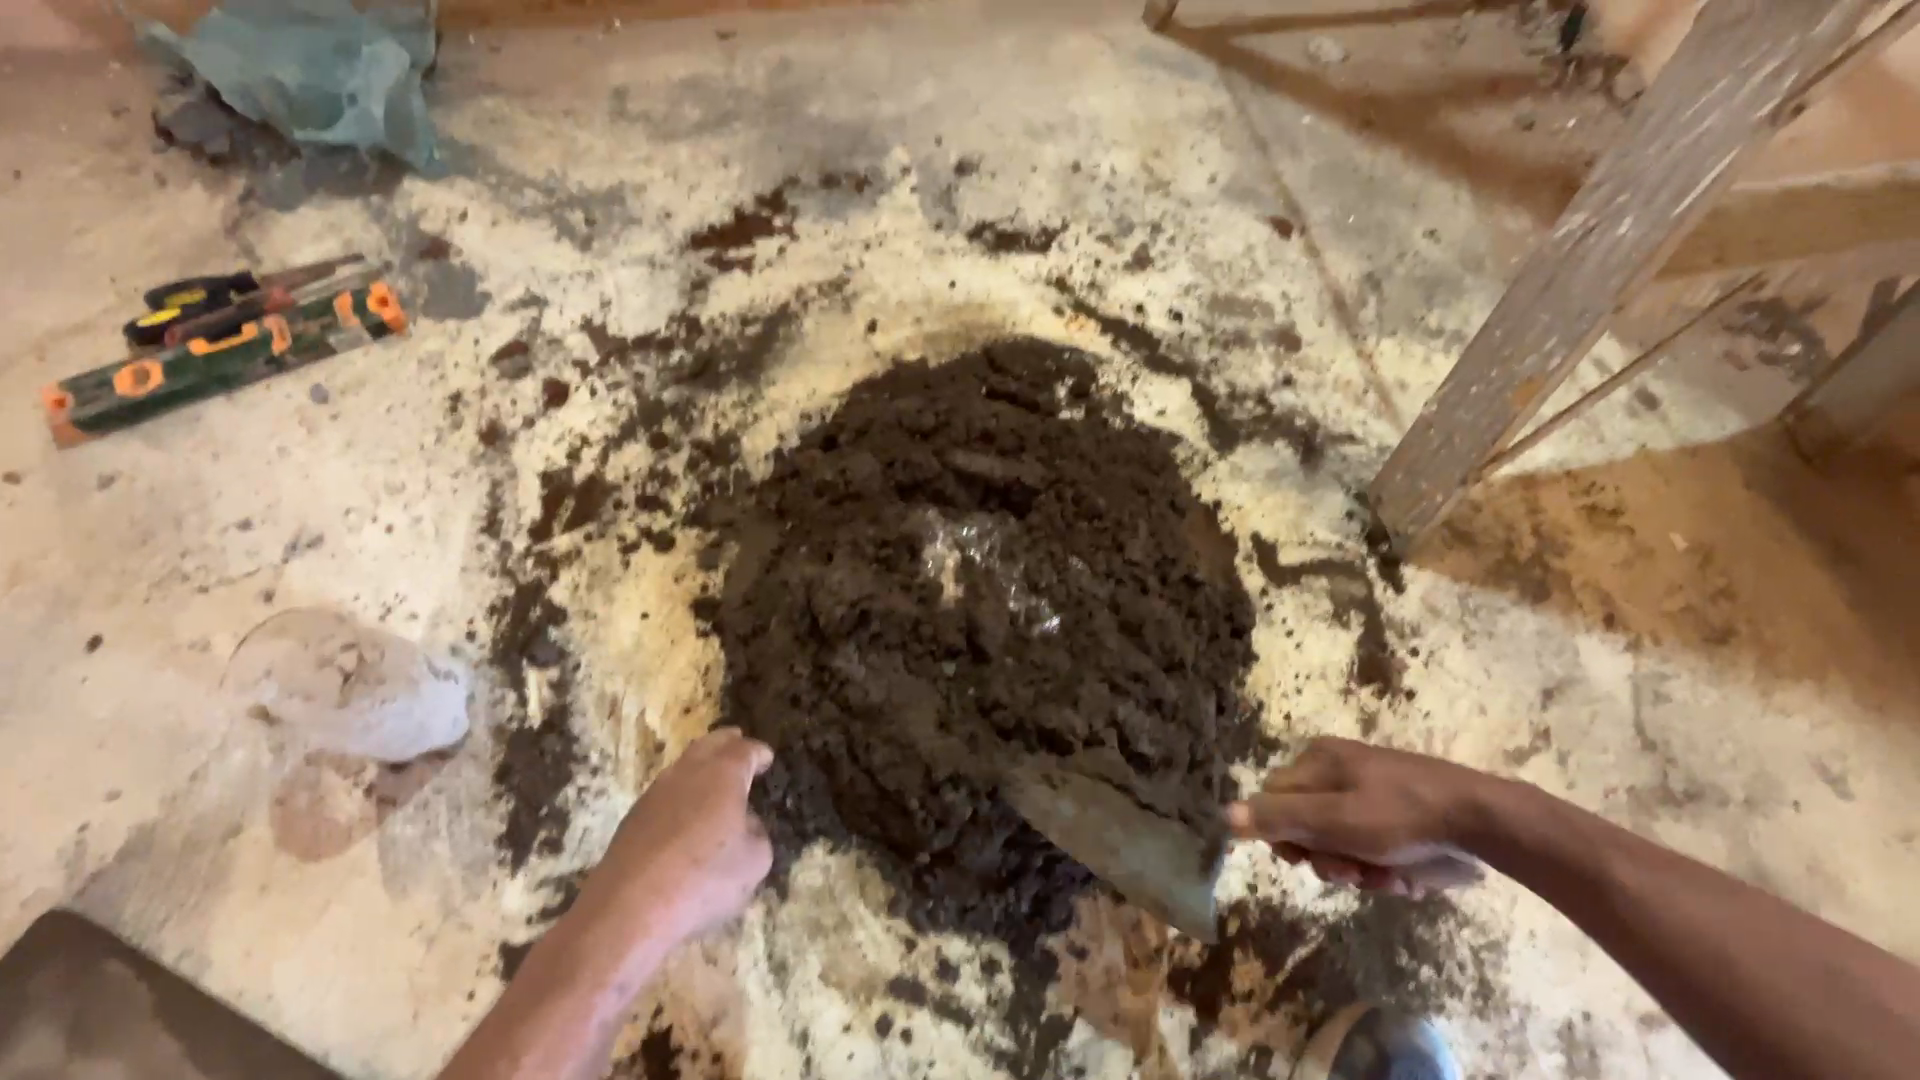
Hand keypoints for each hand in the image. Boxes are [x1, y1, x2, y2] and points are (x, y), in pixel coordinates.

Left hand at [573, 728, 774, 950]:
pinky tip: (687, 817)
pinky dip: (682, 796)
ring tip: (714, 782)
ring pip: (683, 767)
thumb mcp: (755, 861)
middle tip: (739, 746)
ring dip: (700, 769)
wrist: (628, 909)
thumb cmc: (704, 879)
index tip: (767, 759)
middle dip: (727, 744)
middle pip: (709, 745)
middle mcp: (687, 773)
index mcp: (723, 773)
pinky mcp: (633, 819)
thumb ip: (757, 834)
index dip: (759, 753)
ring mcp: (654, 794)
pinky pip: (665, 795)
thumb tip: (744, 824)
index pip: (745, 749)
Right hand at [1227, 737, 1487, 896]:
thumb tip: (1225, 816)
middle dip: (1326, 857)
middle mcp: (1337, 770)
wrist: (1484, 822)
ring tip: (1387, 877)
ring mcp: (1370, 792)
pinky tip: (1406, 874)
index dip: (1283, 836)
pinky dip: (1384, 867)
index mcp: (1316, 760)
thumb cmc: (1400, 816)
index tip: (1305, 860)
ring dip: (1358, 869)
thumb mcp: (1332, 820)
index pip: (1271, 801)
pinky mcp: (1399, 815)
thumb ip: (1278, 818)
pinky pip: (1373, 847)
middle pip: (1304, 824)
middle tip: (1352, 873)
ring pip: (1340, 843)